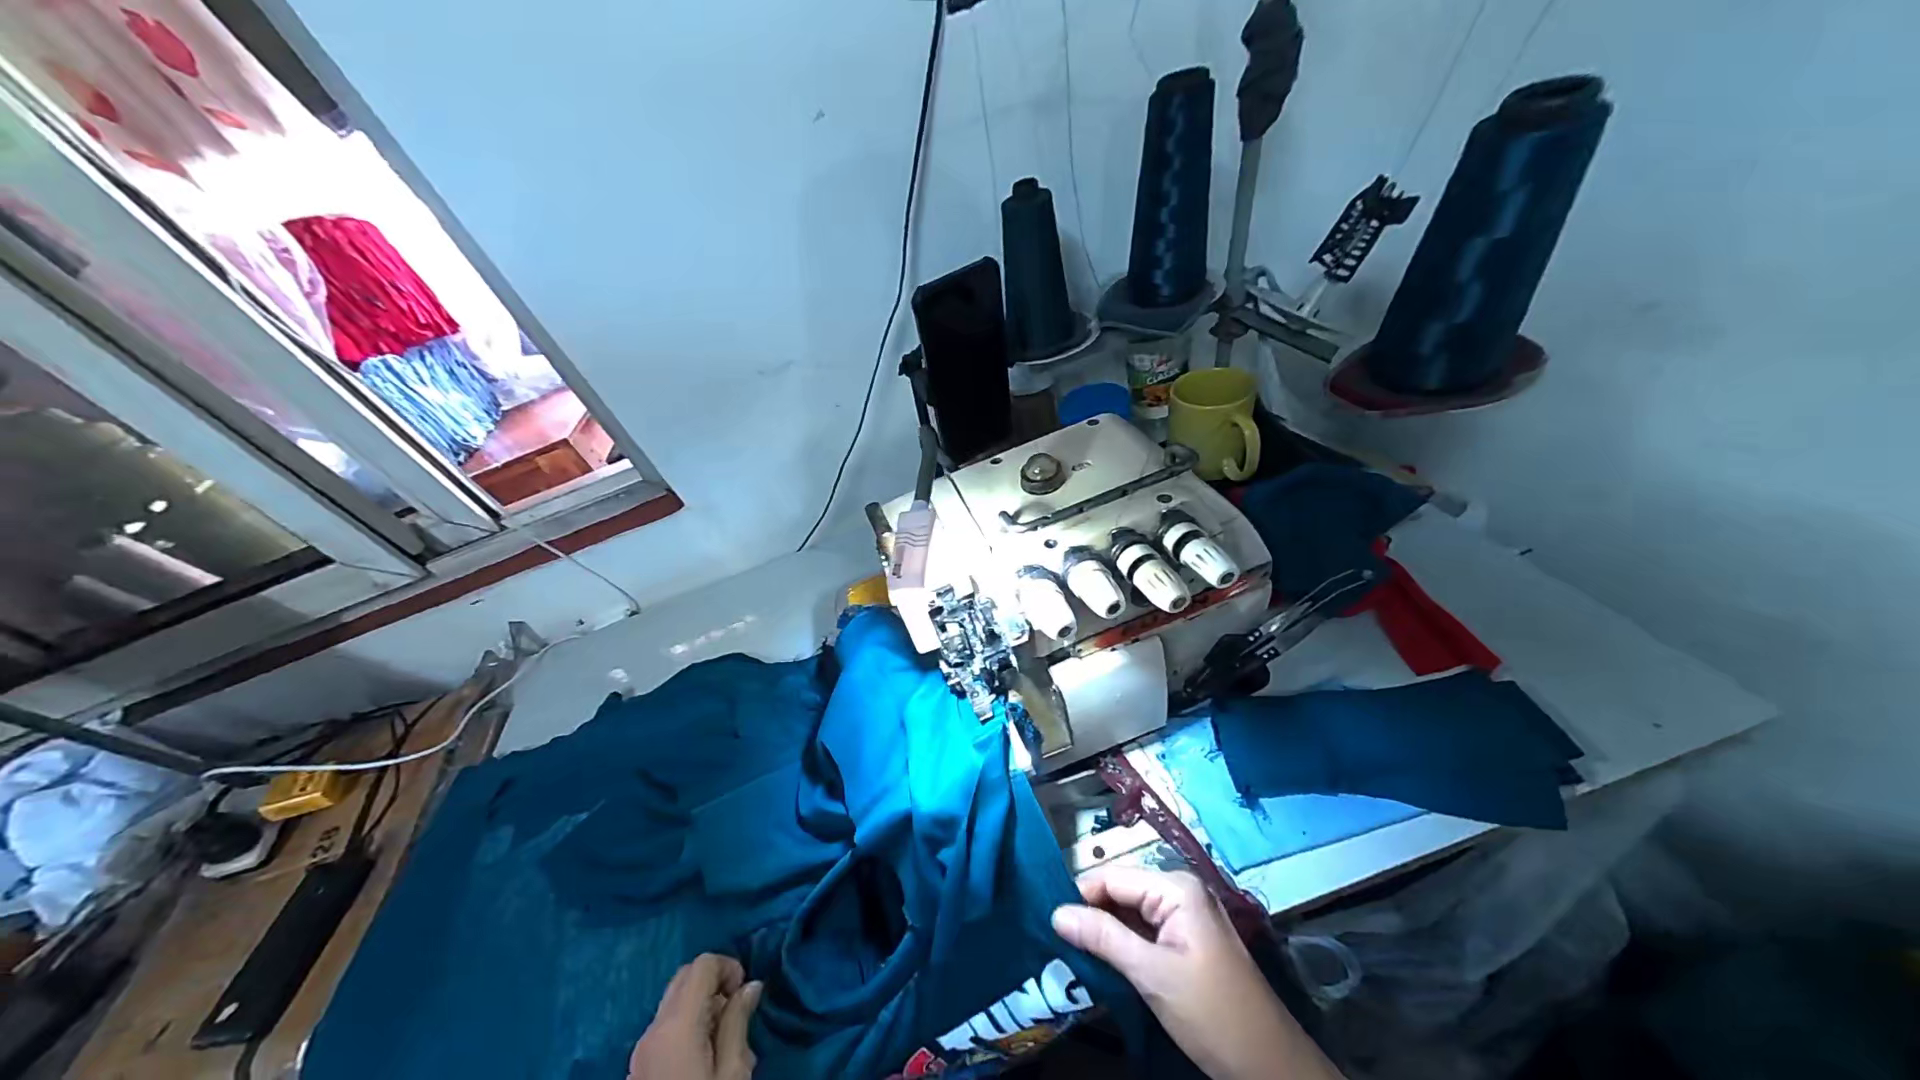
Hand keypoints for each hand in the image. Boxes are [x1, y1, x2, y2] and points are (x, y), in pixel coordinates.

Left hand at [629, 954, 763, 1079]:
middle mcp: (652, 1029)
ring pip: (675, 1002)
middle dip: (715, 983)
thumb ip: (737, 1023)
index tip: (746, 993)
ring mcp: (641, 1050)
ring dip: (703, 1005)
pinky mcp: (638, 1068)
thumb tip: (750, 986)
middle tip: (737, 1013)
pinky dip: (689, 1025)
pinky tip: (706, 1058)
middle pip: (684, 977)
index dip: (729, 967)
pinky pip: (667, 1028)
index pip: (701, 965)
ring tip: (727, 1041)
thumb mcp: (732, 1074)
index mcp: (676, 1026)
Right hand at [1052, 868, 1341, 1079]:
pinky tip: (1099, 961)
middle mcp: (1179, 891)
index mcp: (1176, 888)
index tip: (1047, 922)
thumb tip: (1055, 913)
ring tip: (1070, 951)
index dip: (1078, 897)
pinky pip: (1142, 931)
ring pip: (1128, 913)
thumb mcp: (1152, 974)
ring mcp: (1184, 916)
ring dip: (1103, 931)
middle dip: (1090, 914)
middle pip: (1119, 892)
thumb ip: (1103, 938)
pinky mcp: (1184, 941)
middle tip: (1055, 940)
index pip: (1112, 877)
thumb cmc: (1212, 1013)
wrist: (1270, 1066)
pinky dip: (1121, 944)